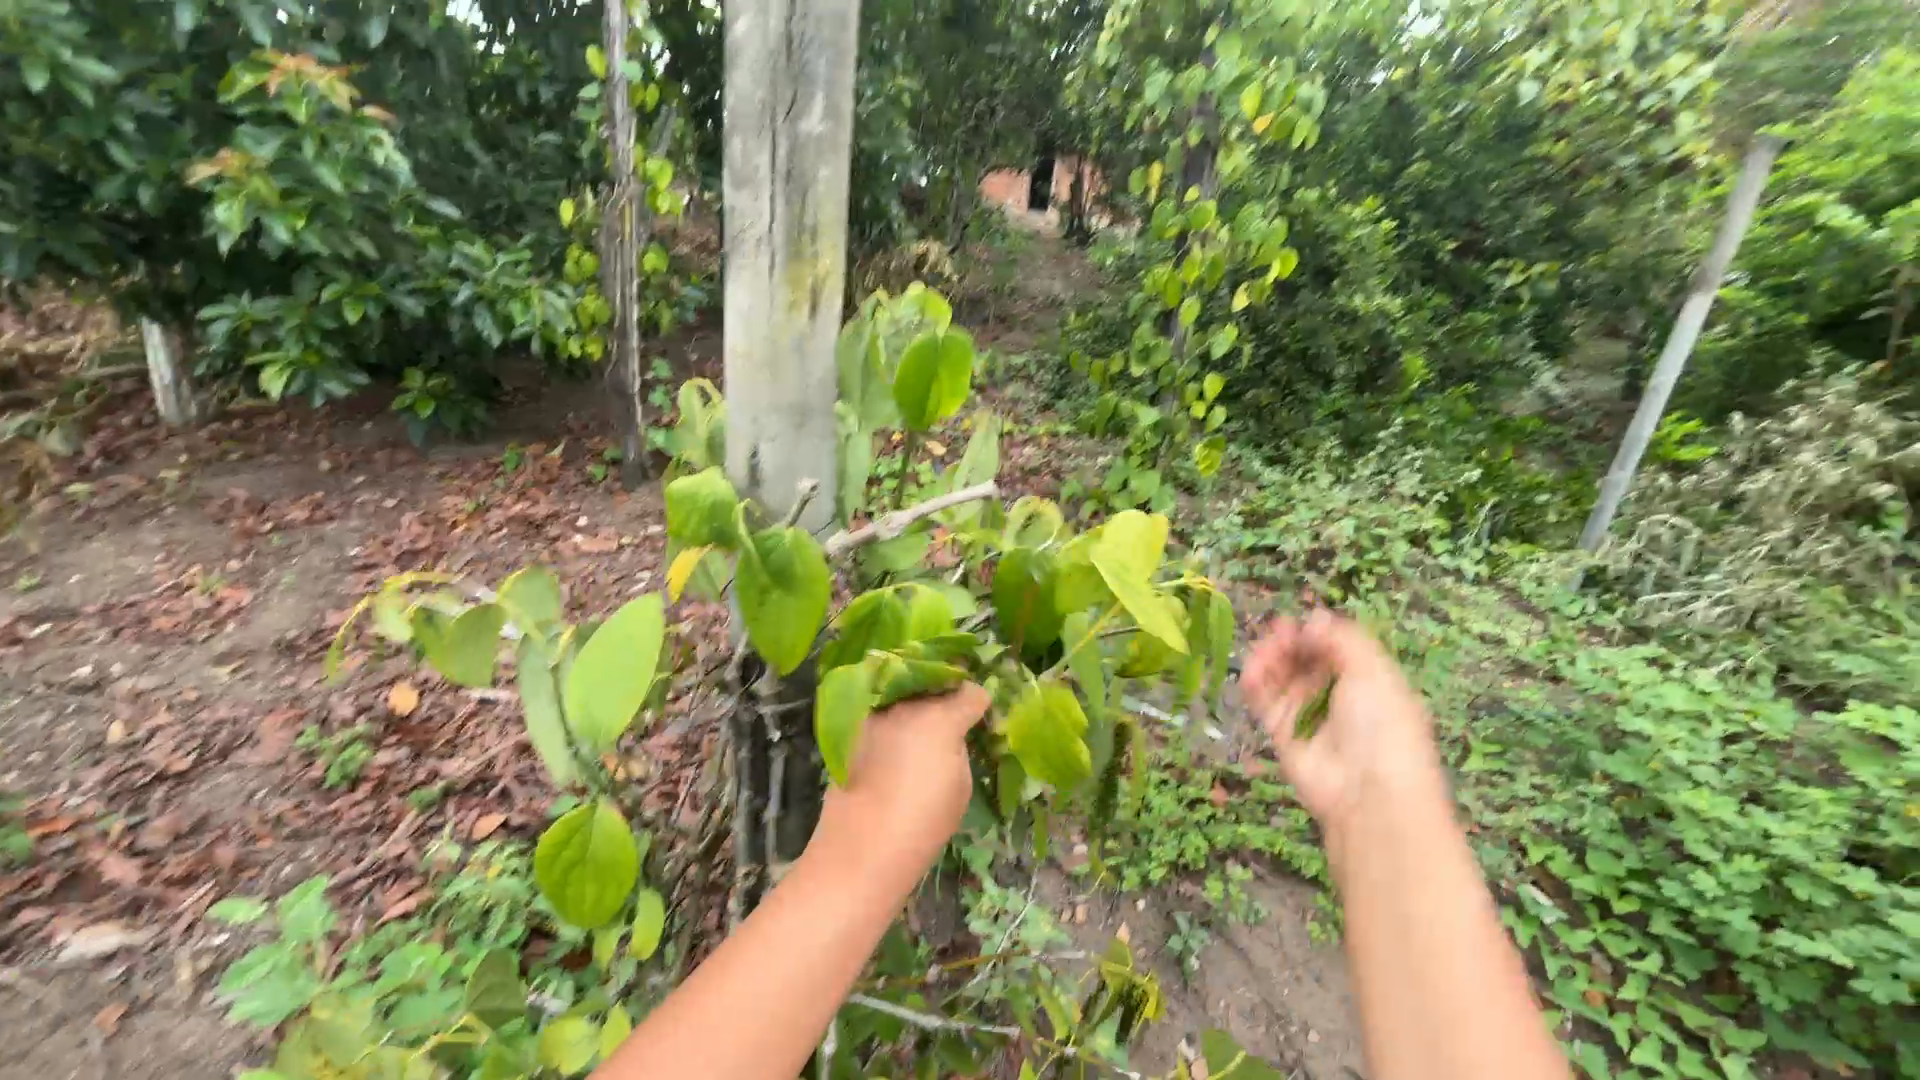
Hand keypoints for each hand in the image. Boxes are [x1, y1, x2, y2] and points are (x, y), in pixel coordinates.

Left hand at [807, 683, 988, 885]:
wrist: (862, 849)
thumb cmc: (923, 824)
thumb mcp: (961, 786)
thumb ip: (959, 748)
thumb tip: (950, 735)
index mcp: (941, 718)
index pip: (971, 692)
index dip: (979, 704)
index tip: (979, 718)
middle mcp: (907, 706)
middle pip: (935, 686)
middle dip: (946, 699)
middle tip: (953, 723)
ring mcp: (876, 715)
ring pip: (906, 695)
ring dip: (917, 706)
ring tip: (922, 732)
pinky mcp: (853, 729)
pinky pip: (881, 712)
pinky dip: (892, 720)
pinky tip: (895, 743)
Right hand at [1239, 610, 1444, 835]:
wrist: (1367, 792)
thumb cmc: (1382, 726)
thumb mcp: (1373, 672)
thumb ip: (1341, 639)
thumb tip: (1313, 618)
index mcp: (1367, 676)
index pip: (1333, 644)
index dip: (1314, 631)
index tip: (1299, 624)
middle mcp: (1335, 691)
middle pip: (1302, 655)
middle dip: (1287, 641)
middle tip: (1277, 636)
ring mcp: (1306, 711)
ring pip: (1279, 673)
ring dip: (1267, 658)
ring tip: (1261, 657)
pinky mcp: (1280, 730)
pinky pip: (1262, 699)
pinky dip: (1253, 683)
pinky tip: (1250, 674)